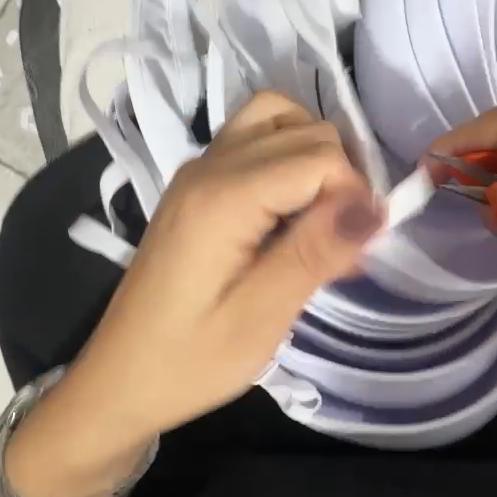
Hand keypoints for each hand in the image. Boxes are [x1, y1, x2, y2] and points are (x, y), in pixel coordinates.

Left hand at [57, 92, 382, 443]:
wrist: (122, 379)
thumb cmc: (191, 360)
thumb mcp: (261, 318)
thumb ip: (315, 251)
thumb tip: (374, 205)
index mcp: (222, 198)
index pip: (320, 156)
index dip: (352, 196)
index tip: (353, 252)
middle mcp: (209, 166)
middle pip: (306, 130)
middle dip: (340, 178)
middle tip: (343, 246)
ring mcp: (199, 169)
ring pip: (280, 117)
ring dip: (316, 156)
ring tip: (324, 217)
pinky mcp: (197, 183)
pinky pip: (256, 137)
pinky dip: (289, 156)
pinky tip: (293, 210)